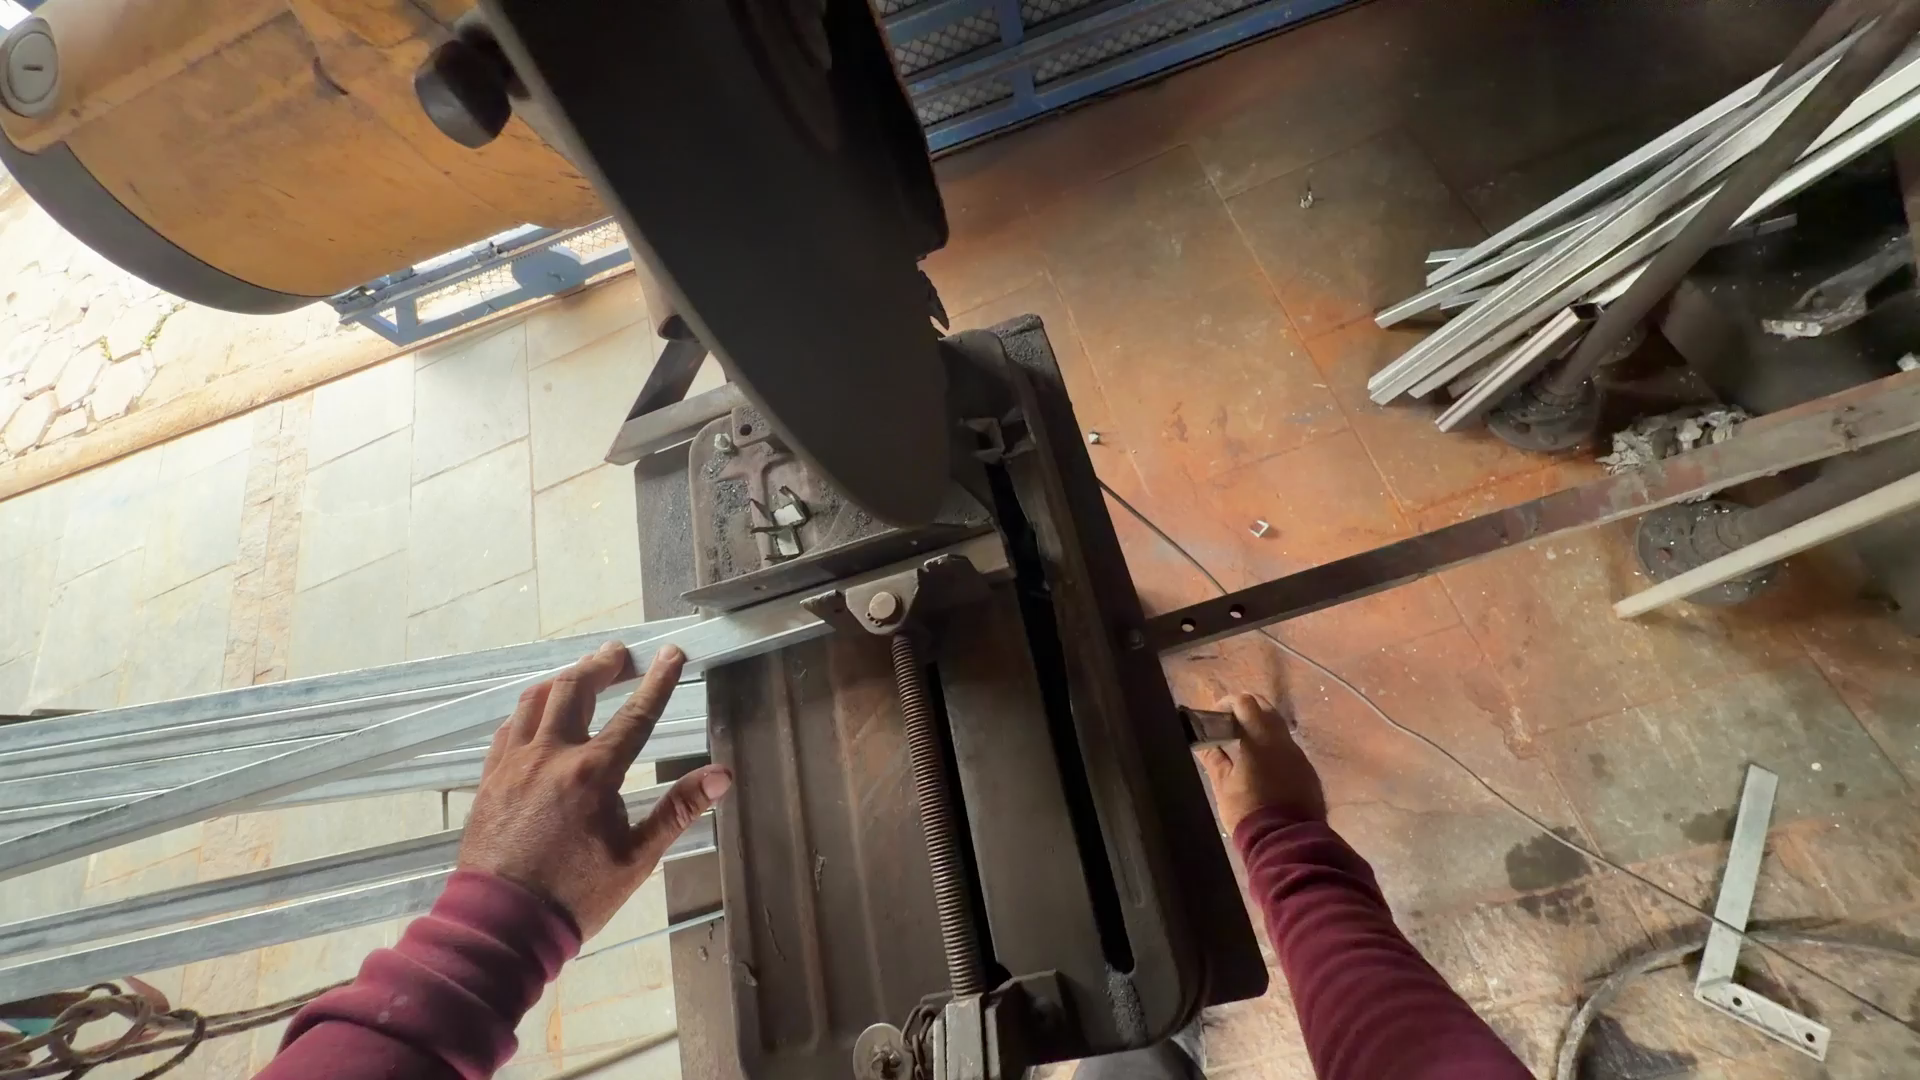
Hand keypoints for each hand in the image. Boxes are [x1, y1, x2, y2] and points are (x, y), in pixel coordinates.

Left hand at [457, 642, 731, 938]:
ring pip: (535, 700)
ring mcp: (514, 765)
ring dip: (564, 680)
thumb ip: (679, 809)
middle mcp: (551, 757)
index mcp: (592, 774)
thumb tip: (722, 776)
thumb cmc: (575, 895)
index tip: (672, 652)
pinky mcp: (489, 779)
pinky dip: (530, 710)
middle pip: (575, 689)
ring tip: (583, 673)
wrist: (496, 929)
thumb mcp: (638, 857)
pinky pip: (508, 728)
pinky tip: (540, 714)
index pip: (635, 714)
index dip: (658, 680)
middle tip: (620, 654)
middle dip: (601, 665)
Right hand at [1195, 693, 1325, 833]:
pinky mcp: (1308, 774)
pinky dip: (1274, 750)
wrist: (1287, 845)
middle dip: (1247, 711)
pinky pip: (1289, 751)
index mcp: (1260, 740)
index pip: (1245, 702)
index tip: (1216, 715)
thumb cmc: (1248, 812)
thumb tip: (1202, 742)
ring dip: (1261, 731)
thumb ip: (1213, 757)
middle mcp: (1283, 742)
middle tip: (1228, 726)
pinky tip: (1262, 770)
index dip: (1228, 702)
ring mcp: (1299, 758)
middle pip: (1266, 709)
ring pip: (1279, 731)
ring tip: (1243, 750)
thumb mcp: (1222, 785)